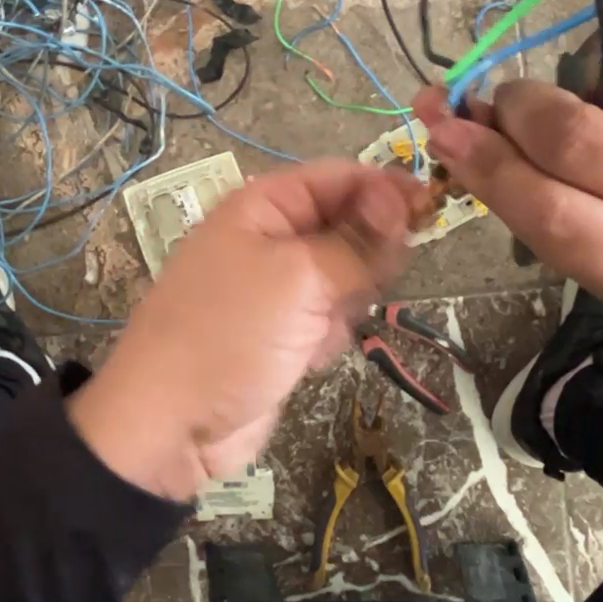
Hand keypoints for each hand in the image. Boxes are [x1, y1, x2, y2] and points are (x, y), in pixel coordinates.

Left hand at [69, 161, 425, 500]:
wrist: (172, 424)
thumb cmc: (230, 335)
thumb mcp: (298, 278)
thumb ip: (356, 240)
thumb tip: (398, 197)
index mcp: (263, 206)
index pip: (339, 177)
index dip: (385, 189)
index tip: (429, 212)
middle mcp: (270, 237)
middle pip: (347, 224)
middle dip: (365, 256)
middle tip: (360, 287)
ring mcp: (277, 287)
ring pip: (346, 274)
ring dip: (347, 302)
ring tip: (323, 327)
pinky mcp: (284, 330)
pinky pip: (330, 316)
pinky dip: (330, 334)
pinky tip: (309, 356)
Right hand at [412, 31, 602, 320]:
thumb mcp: (581, 251)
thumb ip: (517, 189)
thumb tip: (445, 117)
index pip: (553, 211)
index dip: (488, 164)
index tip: (445, 128)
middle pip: (580, 136)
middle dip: (523, 108)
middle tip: (510, 105)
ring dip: (588, 80)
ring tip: (600, 106)